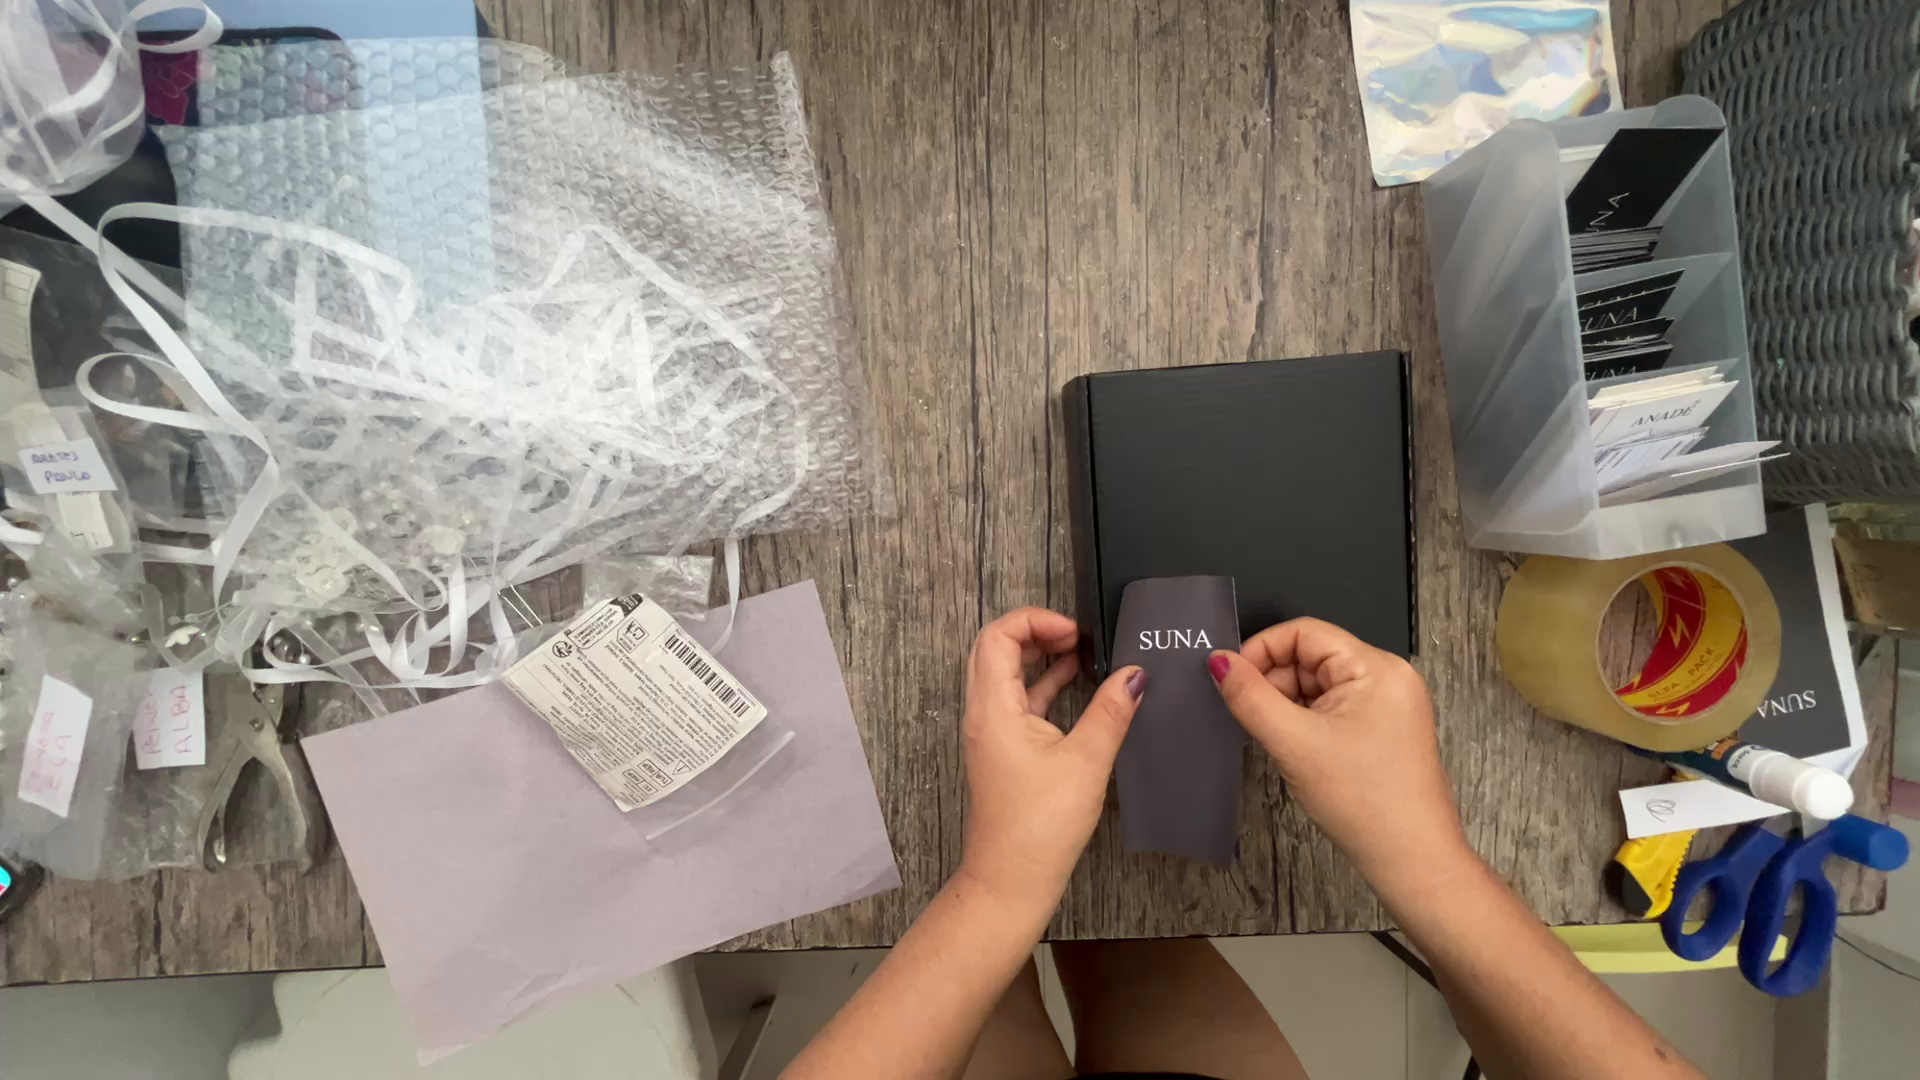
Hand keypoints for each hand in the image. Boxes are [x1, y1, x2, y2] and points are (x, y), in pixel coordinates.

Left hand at [958, 608, 1145, 911]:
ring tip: (1077, 648)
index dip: (1034, 620)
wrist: (1010, 880)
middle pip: (995, 647)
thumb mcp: (1086, 762)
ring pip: (1003, 671)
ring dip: (1036, 654)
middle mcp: (983, 712)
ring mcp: (990, 729)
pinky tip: (1072, 678)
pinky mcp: (1002, 746)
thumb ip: (1111, 711)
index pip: (997, 635)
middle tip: (1074, 634)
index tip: (1072, 630)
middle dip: (1033, 630)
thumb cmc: (1040, 826)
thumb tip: (1135, 674)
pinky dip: (1040, 681)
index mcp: (993, 708)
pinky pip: (1016, 697)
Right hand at [1208, 618, 1468, 884]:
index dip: (1262, 649)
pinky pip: (1326, 705)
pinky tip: (1292, 746)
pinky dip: (1300, 719)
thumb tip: (1217, 660)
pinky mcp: (1377, 727)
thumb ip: (1249, 695)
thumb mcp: (1293, 742)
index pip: (1303, 633)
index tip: (1233, 678)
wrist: (1411, 862)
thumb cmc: (1365, 802)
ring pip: (1313, 682)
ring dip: (1284, 703)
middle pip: (1307, 656)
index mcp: (1376, 668)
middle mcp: (1386, 677)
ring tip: (1276, 737)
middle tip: (1251, 714)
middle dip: (1272, 681)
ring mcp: (1384, 704)